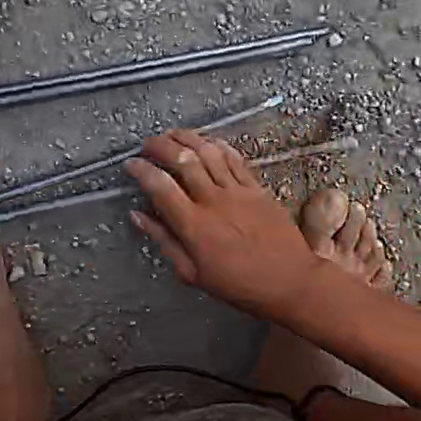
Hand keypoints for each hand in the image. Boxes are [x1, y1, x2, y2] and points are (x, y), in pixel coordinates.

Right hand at [125, 130, 336, 322]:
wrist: (290, 281)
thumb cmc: (239, 285)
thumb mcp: (193, 273)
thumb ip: (164, 241)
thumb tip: (138, 216)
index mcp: (194, 225)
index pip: (160, 186)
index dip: (141, 170)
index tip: (130, 165)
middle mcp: (214, 201)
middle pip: (183, 159)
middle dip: (161, 145)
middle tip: (148, 144)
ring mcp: (238, 191)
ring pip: (208, 152)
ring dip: (187, 138)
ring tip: (172, 134)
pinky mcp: (257, 187)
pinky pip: (235, 158)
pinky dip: (218, 145)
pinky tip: (207, 141)